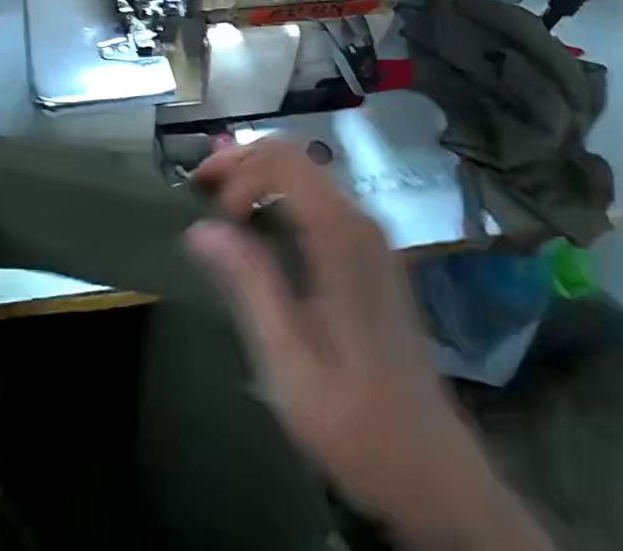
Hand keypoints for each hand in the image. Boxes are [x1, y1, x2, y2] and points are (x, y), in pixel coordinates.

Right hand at [185, 140, 550, 550]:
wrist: (427, 463)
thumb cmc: (353, 419)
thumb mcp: (288, 359)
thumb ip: (249, 283)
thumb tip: (199, 228)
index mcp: (343, 239)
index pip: (284, 163)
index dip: (238, 173)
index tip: (211, 218)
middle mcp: (362, 223)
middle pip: (294, 158)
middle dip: (240, 162)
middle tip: (195, 187)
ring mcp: (370, 237)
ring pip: (305, 176)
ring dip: (256, 176)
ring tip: (212, 194)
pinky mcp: (368, 255)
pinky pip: (316, 202)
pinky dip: (276, 197)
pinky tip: (251, 216)